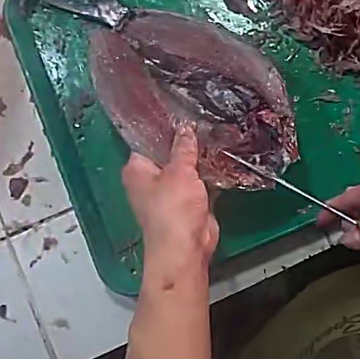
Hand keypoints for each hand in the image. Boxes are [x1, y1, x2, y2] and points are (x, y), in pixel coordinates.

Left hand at [122, 126, 218, 279]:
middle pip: (168, 154)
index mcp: (137, 169)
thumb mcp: (179, 171)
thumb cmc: (173, 208)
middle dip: (185, 142)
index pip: (147, 140)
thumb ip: (184, 147)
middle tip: (204, 120)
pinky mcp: (189, 203)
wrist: (186, 247)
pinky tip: (222, 159)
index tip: (181, 112)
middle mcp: (150, 180)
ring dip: (199, 159)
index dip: (163, 126)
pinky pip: (199, 183)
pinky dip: (209, 175)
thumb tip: (186, 128)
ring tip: (216, 134)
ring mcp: (170, 192)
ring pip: (186, 169)